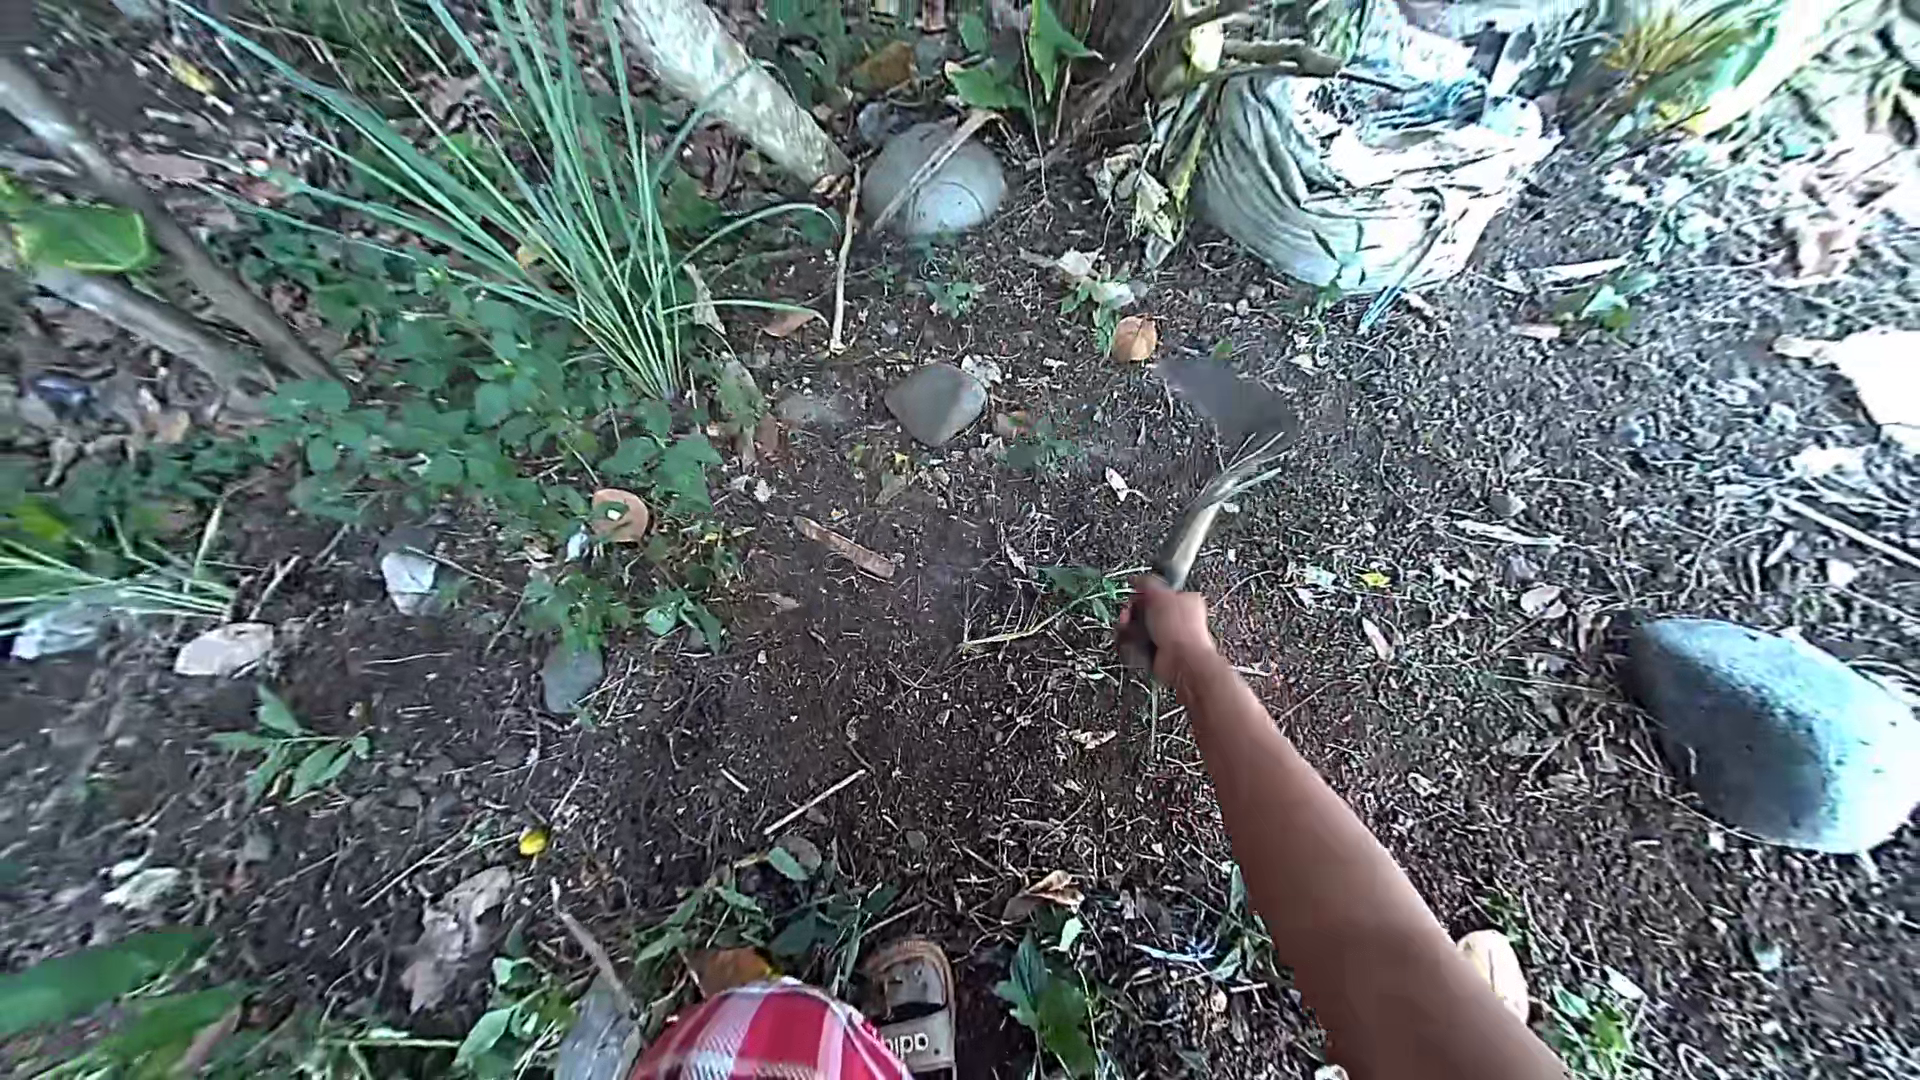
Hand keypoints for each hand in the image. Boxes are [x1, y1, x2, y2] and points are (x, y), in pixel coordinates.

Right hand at [1119, 576, 1217, 681]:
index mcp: (1183, 600)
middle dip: (1131, 612)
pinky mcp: (1156, 652)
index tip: (1134, 595)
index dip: (1142, 593)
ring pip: (1137, 628)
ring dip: (1128, 628)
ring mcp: (1166, 636)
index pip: (1157, 592)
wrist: (1182, 661)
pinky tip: (1132, 642)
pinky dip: (1130, 644)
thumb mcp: (1161, 595)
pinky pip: (1136, 644)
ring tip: (1128, 630)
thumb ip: (1147, 583)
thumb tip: (1137, 579)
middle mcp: (1176, 619)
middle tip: (1127, 614)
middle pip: (1143, 610)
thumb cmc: (1180, 628)